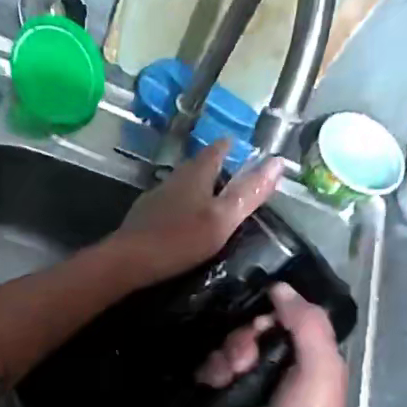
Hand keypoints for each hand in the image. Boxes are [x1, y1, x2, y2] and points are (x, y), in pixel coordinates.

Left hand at [106, 138, 284, 283]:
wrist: (129, 260)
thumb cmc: (180, 239)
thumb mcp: (223, 218)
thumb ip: (249, 192)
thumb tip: (277, 162)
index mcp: (196, 174)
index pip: (217, 150)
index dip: (231, 146)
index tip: (242, 145)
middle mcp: (174, 178)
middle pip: (198, 165)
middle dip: (215, 166)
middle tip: (233, 173)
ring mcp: (156, 196)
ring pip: (182, 184)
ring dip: (197, 186)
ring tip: (212, 197)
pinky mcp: (144, 216)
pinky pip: (170, 203)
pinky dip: (182, 205)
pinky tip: (185, 219)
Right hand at [199, 282, 347, 406]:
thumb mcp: (323, 365)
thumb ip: (307, 321)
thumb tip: (279, 286)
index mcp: (305, 352)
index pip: (281, 315)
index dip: (270, 313)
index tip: (264, 322)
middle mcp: (276, 361)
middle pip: (250, 327)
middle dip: (245, 336)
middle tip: (246, 358)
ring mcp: (247, 377)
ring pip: (228, 343)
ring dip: (227, 353)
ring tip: (232, 372)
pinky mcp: (223, 391)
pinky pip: (210, 364)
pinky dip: (211, 368)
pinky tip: (216, 380)